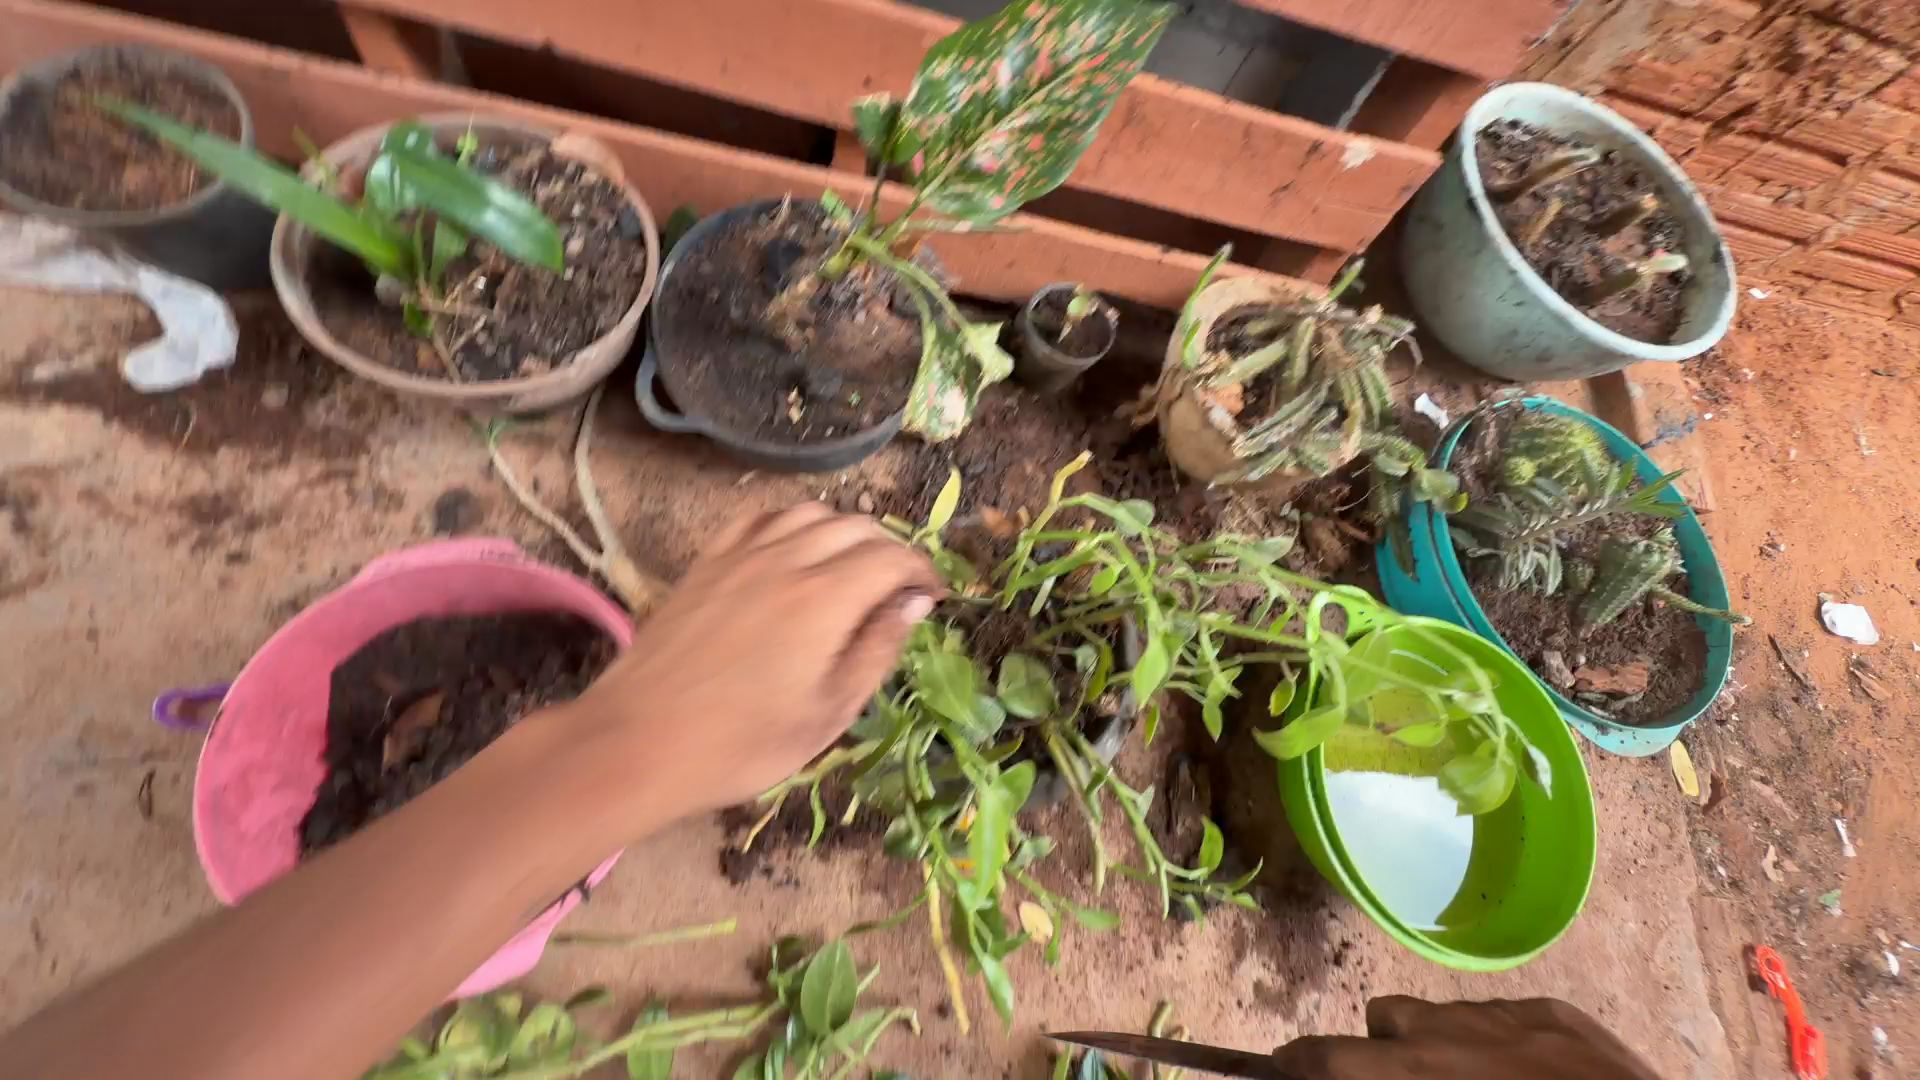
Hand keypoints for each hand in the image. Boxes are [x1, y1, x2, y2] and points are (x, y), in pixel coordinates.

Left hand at [566, 502, 941, 819]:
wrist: (637, 741)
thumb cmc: (742, 742)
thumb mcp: (828, 713)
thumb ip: (877, 650)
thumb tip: (914, 603)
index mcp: (825, 598)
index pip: (893, 558)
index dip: (923, 571)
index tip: (935, 595)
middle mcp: (787, 560)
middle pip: (858, 527)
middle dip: (892, 549)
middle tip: (900, 586)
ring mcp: (743, 555)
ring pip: (811, 513)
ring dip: (846, 530)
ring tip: (855, 564)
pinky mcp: (709, 561)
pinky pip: (762, 518)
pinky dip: (794, 524)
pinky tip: (795, 549)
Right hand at [1270, 997, 1663, 1079]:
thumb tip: (1361, 1070)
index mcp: (1418, 1070)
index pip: (1332, 1057)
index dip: (1300, 1061)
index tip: (1284, 1066)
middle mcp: (1447, 1028)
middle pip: (1384, 1015)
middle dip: (1387, 1048)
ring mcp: (1503, 1011)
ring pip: (1444, 1012)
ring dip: (1446, 1042)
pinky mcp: (1556, 1009)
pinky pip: (1505, 1014)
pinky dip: (1506, 1042)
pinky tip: (1540, 1077)